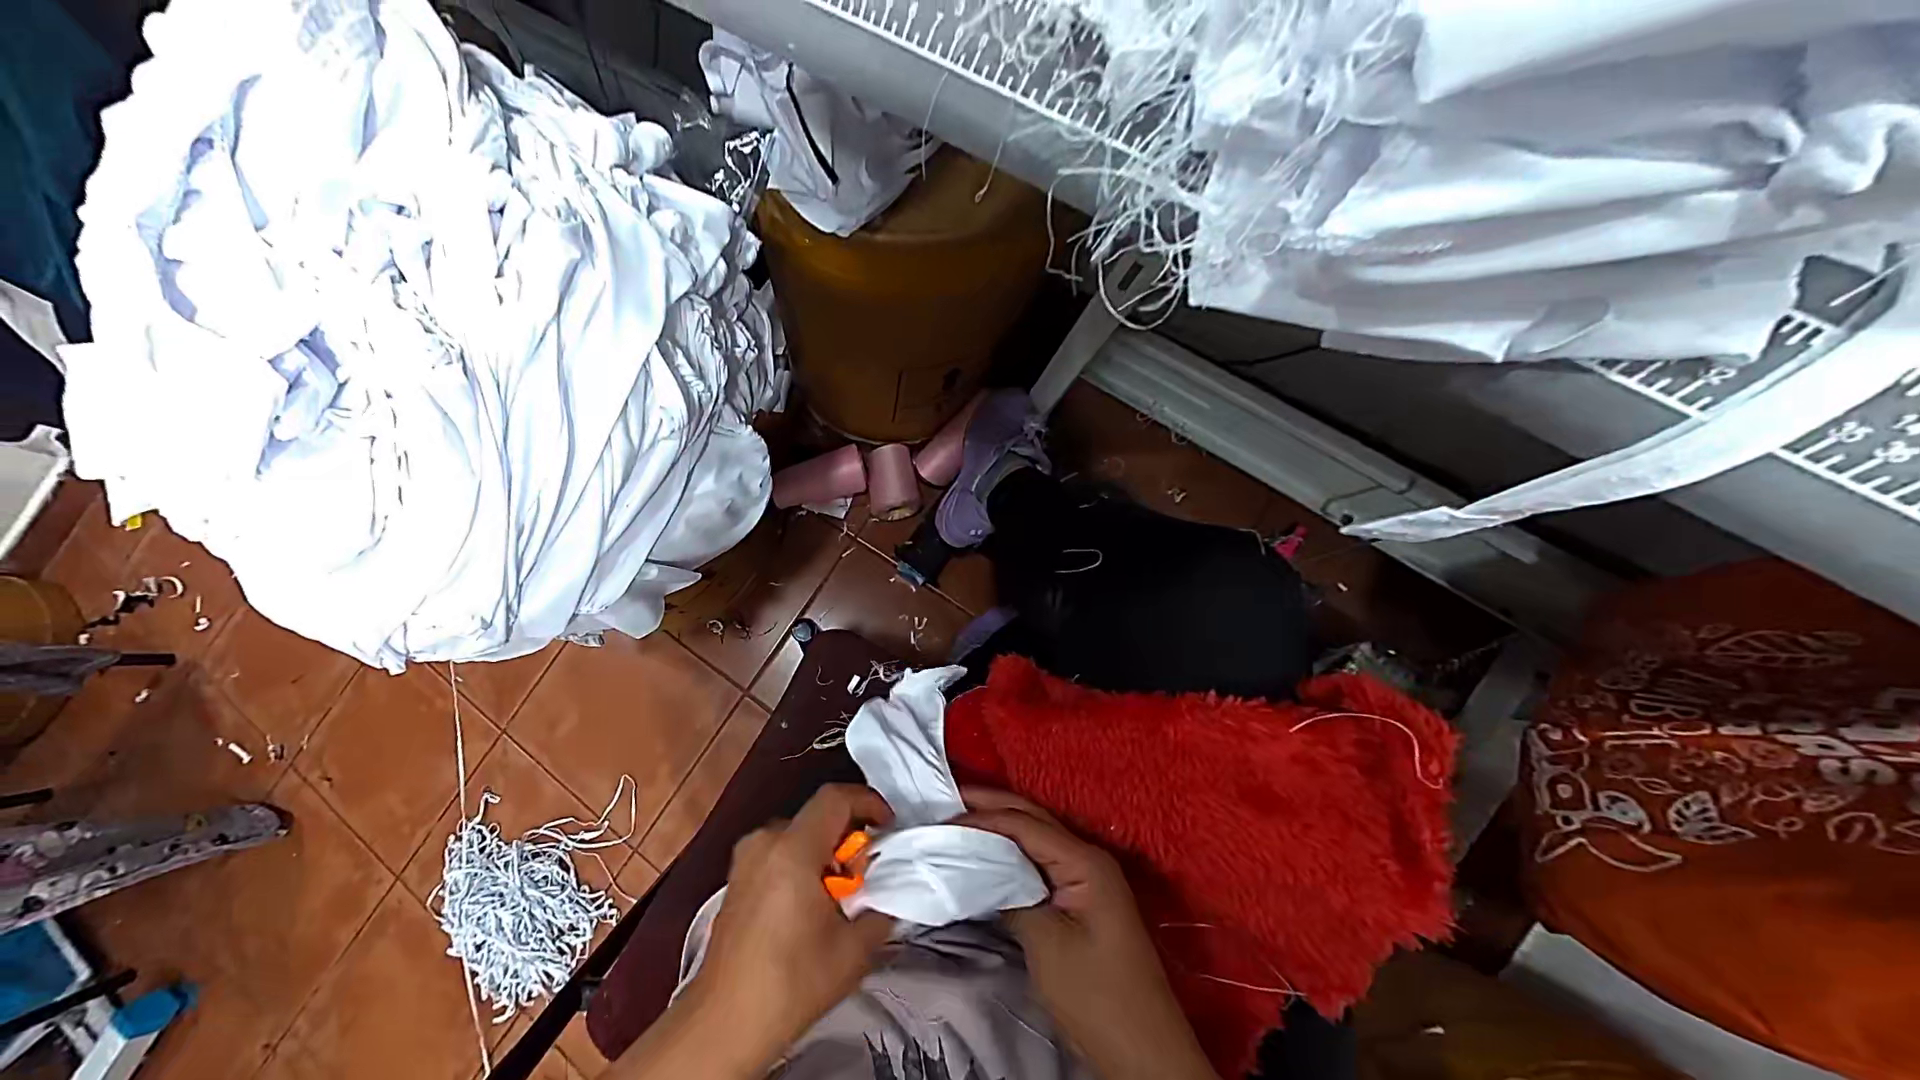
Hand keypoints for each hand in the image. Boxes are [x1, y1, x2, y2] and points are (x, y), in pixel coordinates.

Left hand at [692, 784, 896, 1052]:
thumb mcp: (855, 949)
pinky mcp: (736, 879)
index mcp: (792, 850)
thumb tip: (890, 892)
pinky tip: (811, 904)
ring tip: (840, 893)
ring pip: (798, 834)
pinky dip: (802, 863)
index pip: (836, 798)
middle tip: (866, 871)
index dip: (869, 802)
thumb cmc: (790, 983)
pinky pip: (778, 852)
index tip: (888, 826)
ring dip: (825, 851)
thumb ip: (882, 907)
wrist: (723, 1023)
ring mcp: (745, 860)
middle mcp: (764, 843)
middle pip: (818, 815)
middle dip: (849, 836)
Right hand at [958, 788, 1216, 1079]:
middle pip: (1033, 820)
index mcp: (1085, 861)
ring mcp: (1087, 879)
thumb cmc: (1096, 995)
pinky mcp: (1081, 900)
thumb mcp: (1047, 944)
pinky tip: (986, 858)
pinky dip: (1011, 855)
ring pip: (1036, 839)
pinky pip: (1040, 863)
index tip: (942, 820)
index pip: (1026, 824)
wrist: (1142, 1050)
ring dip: (1000, 827)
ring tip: (959, 822)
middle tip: (949, 800)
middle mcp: (1088, 859)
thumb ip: (1012, 898)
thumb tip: (979, 873)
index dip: (983, 818)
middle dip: (991, 807)